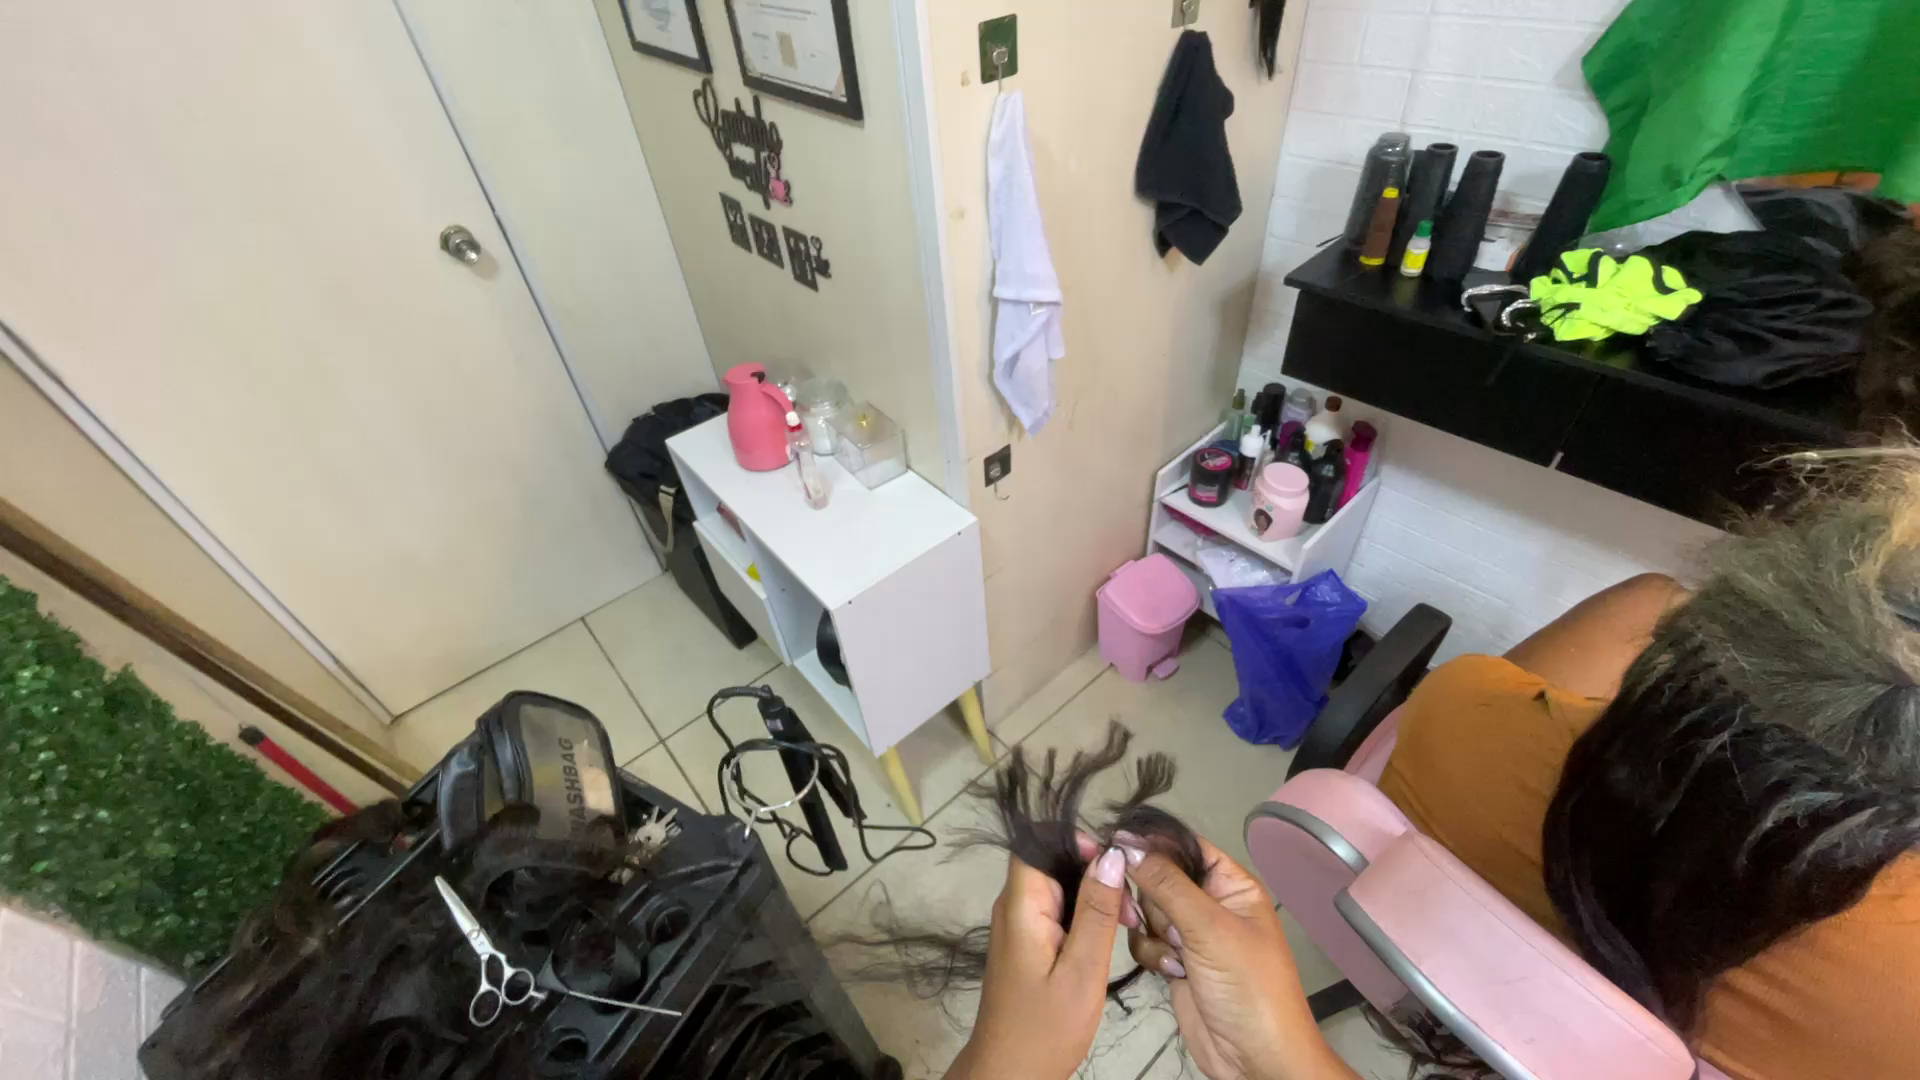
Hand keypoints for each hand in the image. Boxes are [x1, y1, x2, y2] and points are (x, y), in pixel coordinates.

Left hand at [946, 837, 1129, 1079]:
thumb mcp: (1082, 971)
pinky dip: (1084, 912)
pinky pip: (1056, 907)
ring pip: (1057, 882)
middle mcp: (1014, 902)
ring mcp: (1019, 921)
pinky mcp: (1028, 938)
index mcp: (1021, 903)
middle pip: (1051, 859)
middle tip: (1129, 903)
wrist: (1010, 1074)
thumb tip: (1111, 855)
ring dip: (1092, 892)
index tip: (1111, 864)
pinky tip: (1109, 932)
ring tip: (1127, 919)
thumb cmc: (1046, 1027)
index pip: (1037, 840)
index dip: (1075, 840)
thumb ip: (1096, 911)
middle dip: (1092, 868)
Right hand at [1121, 835, 1357, 1079]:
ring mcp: (1190, 932)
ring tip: (1174, 953)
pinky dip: (1151, 953)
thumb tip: (1125, 842)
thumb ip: (1165, 882)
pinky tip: (1172, 971)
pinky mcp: (1174, 960)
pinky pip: (1145, 939)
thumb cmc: (1249, 988)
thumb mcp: (1209, 928)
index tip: (1116, 842)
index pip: (1184, 844)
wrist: (1257, 1064)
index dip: (1151, 841)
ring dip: (1153, 930)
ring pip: (1147, 908)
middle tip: (1146, 913)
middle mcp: (1209, 901)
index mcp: (1229, 883)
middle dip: (1150, 895)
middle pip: (1158, 875)